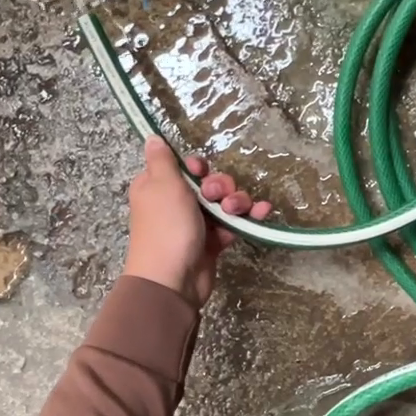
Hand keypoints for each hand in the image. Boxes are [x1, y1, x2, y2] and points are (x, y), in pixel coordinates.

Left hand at [121, 136, 271, 307]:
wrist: (173, 278)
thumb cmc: (166, 227)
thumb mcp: (163, 185)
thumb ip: (163, 160)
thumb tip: (153, 138)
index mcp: (158, 186)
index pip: (183, 167)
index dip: (198, 167)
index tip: (201, 171)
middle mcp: (176, 202)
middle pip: (209, 182)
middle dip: (222, 185)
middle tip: (218, 196)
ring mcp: (196, 223)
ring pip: (225, 202)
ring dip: (237, 201)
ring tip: (236, 211)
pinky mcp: (213, 240)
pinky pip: (234, 223)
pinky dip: (248, 217)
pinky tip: (262, 213)